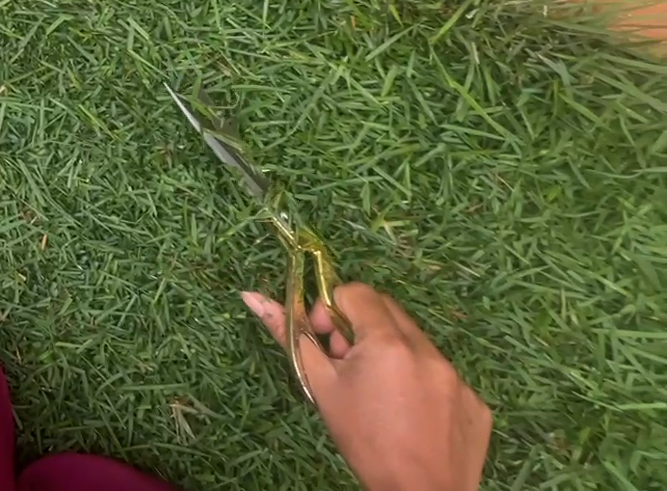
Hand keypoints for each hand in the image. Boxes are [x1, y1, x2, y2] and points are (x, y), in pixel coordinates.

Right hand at [243, 284, 490, 490]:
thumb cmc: (361, 435)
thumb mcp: (318, 381)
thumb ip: (288, 332)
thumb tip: (250, 295)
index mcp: (388, 344)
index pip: (357, 292)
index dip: (333, 308)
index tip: (326, 338)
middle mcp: (428, 352)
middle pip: (386, 309)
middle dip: (359, 323)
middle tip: (345, 358)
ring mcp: (458, 378)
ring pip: (413, 339)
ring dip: (388, 349)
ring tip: (376, 387)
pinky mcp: (477, 402)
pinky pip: (439, 371)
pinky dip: (417, 376)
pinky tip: (407, 408)